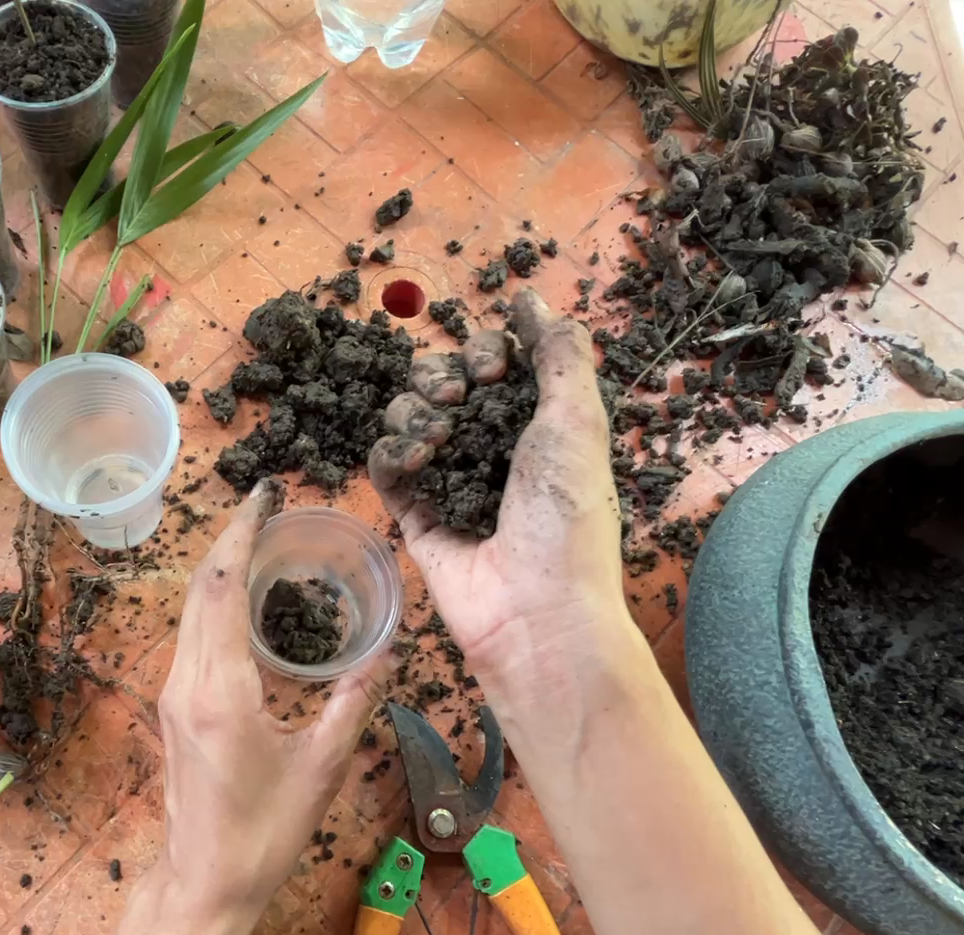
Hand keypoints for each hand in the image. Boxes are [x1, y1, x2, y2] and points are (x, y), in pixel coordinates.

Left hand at [155, 479, 393, 919]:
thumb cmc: (264, 833)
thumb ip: (352, 702)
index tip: (261, 497)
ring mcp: (172, 691)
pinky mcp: (173, 704)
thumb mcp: (321, 767)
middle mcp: (186, 681)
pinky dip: (216, 600)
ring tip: (261, 541)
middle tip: (267, 507)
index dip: (239, 536)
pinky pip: (192, 633)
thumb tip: (387, 652)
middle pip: (200, 588)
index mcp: (220, 691)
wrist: (203, 884)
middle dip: (229, 540)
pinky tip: (247, 598)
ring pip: (190, 609)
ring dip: (221, 568)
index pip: (221, 589)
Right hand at [370, 289, 637, 745]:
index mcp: (532, 421)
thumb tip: (528, 295)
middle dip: (441, 376)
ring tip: (439, 438)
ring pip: (405, 416)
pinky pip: (384, 464)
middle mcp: (486, 444)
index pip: (491, 360)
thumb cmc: (565, 517)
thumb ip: (557, 351)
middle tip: (459, 399)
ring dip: (414, 413)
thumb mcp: (579, 422)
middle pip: (439, 380)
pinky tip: (414, 460)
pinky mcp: (412, 512)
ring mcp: (446, 478)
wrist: (534, 610)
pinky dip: (391, 452)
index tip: (495, 368)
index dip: (485, 351)